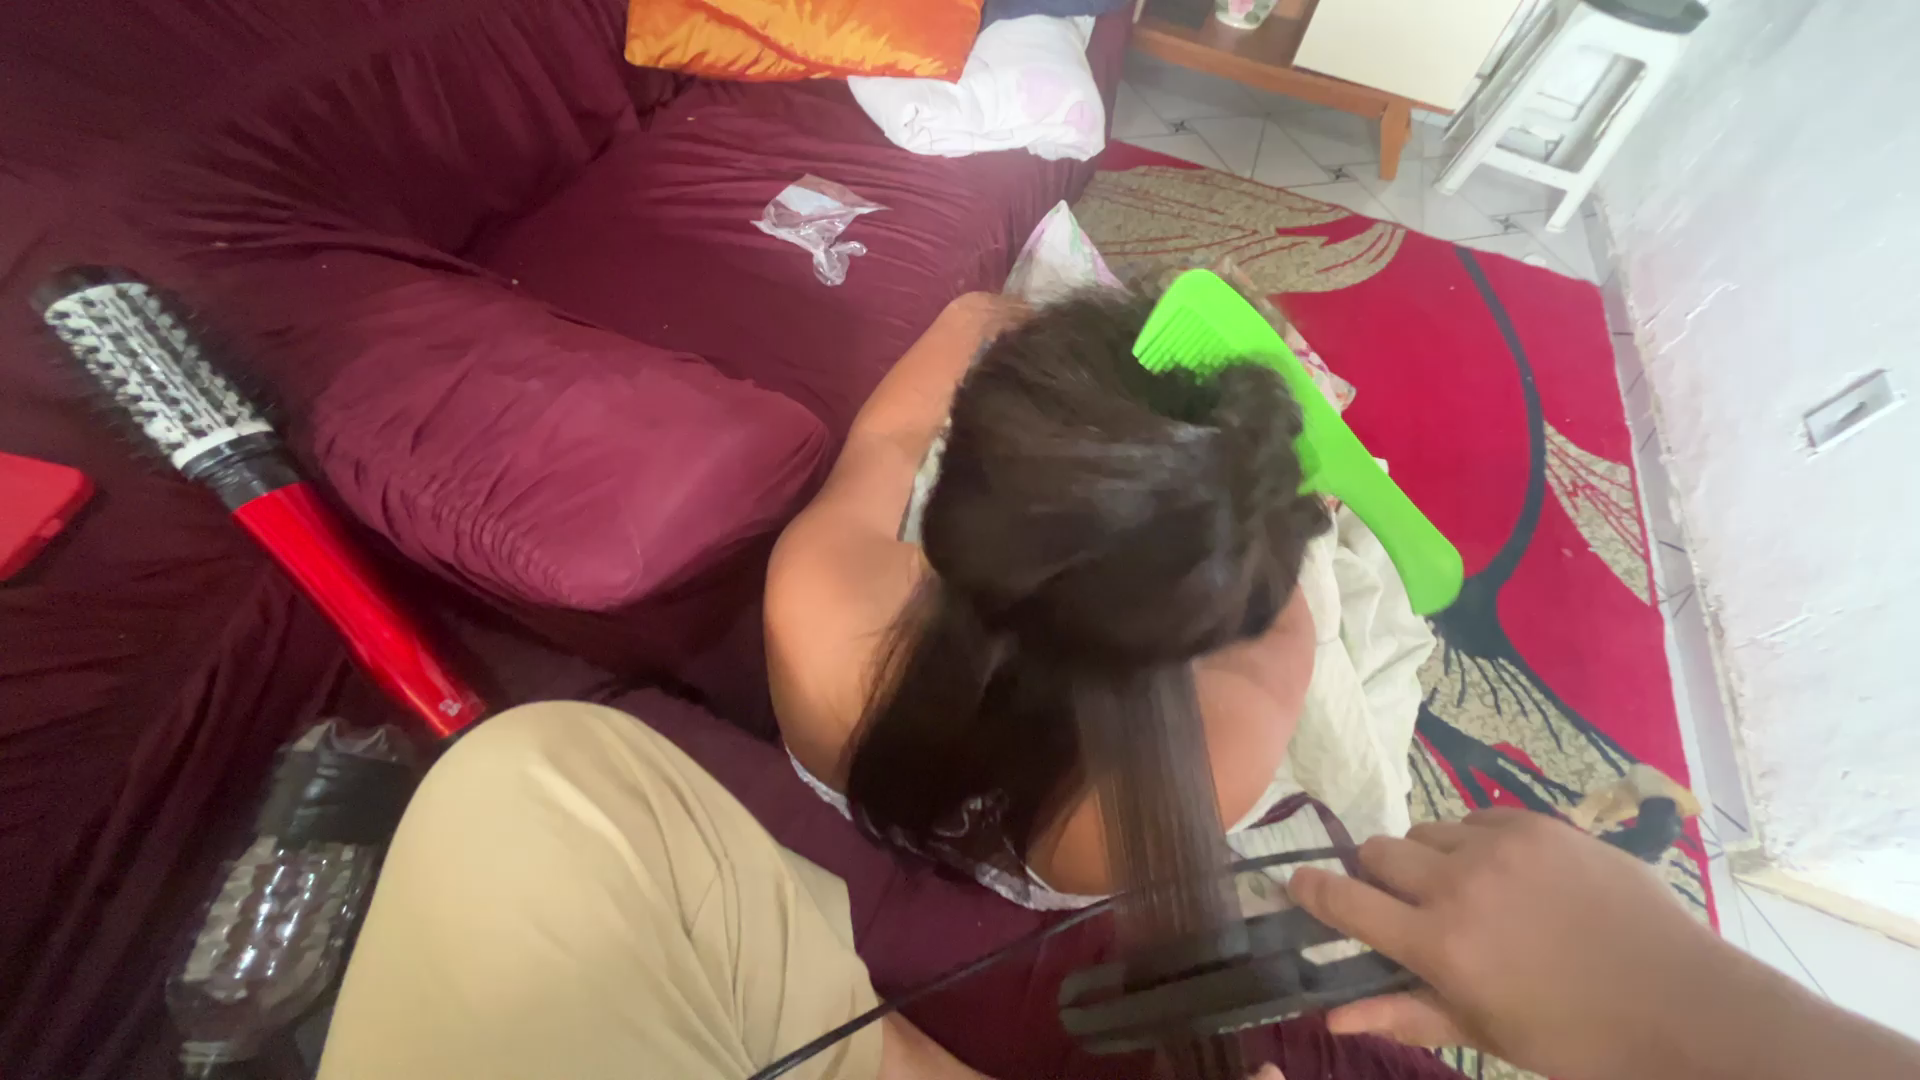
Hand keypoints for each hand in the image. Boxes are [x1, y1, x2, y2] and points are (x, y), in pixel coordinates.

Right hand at [1287, 808, 1722, 1079]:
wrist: (1696, 1012)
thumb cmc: (1580, 1040)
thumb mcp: (1486, 1034)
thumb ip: (1402, 1013)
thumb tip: (1327, 1017)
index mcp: (1440, 945)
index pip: (1341, 899)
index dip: (1312, 890)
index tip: (1300, 886)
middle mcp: (1457, 885)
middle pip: (1374, 851)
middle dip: (1379, 875)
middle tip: (1413, 905)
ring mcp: (1498, 846)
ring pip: (1423, 833)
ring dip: (1431, 860)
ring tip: (1476, 892)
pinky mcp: (1534, 824)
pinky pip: (1473, 818)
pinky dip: (1477, 844)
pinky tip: (1517, 878)